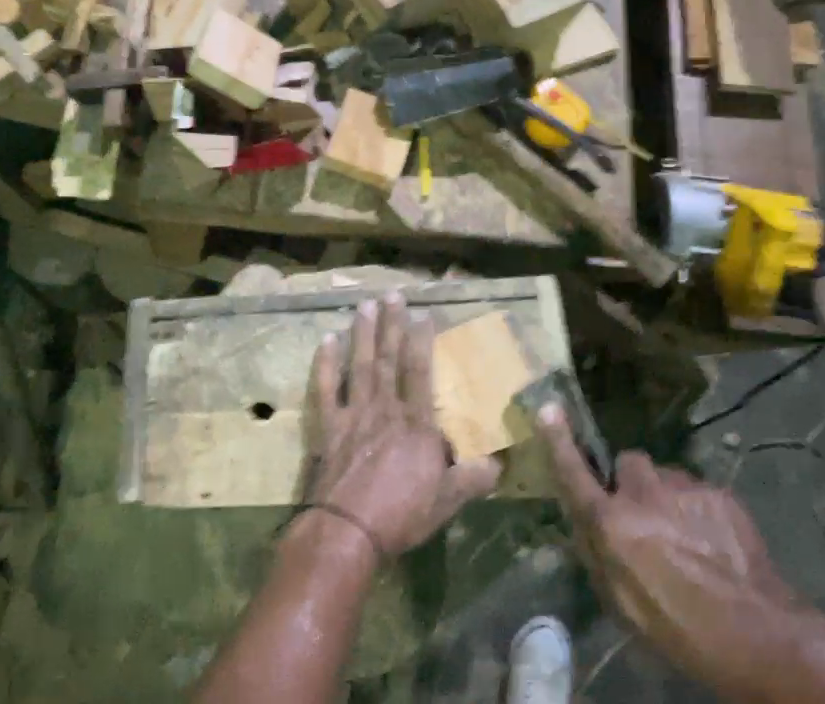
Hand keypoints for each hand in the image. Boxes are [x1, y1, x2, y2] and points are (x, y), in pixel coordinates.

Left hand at [307, 293, 500, 558]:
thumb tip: (499, 464)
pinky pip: (326, 389)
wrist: (347, 530)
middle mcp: (385, 410)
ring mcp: (354, 415)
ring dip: (363, 334)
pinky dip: (325, 364)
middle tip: (392, 294)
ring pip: (360, 366)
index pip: (421, 371)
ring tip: (364, 305)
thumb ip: (473, 478)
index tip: (425, 313)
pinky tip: (326, 340)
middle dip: (392, 325)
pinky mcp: (328, 427)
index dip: (423, 340)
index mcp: (417, 425)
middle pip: (389, 359)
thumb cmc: (401, 515)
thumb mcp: (447, 501)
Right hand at [536, 406, 800, 689]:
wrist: (758, 634)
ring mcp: (685, 488)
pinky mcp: (720, 493)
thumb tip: (583, 525)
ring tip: (687, 538)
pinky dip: (699, 510)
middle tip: (644, 516)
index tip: (548, 410)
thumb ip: (596, 553)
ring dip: (667, 498)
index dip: (558, 441)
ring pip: (666, 478)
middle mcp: (643, 494)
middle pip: (628, 465)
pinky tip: (715, 544)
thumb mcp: (619, 602)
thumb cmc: (677, 628)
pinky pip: (698, 491)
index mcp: (610, 523)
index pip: (573, 472)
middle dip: (631, 483)